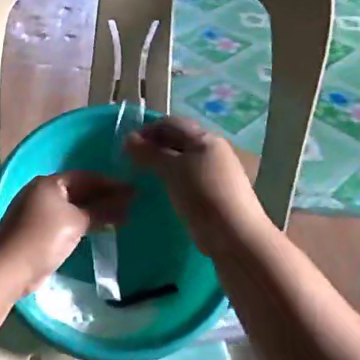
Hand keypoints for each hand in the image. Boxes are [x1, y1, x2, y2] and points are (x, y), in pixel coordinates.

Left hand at [0, 171, 132, 295]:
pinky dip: (82, 223)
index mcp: (48, 183)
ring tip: (120, 219)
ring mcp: (37, 212)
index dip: (110, 183)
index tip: (134, 192)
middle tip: (130, 206)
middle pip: (79, 190)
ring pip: (72, 207)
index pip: (86, 176)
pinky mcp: (36, 231)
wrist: (8, 269)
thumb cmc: (42, 238)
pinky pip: (65, 221)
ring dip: (95, 212)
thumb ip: (102, 210)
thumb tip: (127, 201)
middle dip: (104, 198)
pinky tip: (97, 230)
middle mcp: (41, 193)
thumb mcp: (76, 222)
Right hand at [124, 117, 267, 254]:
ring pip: (182, 161)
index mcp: (205, 138)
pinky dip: (171, 180)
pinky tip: (160, 192)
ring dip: (161, 165)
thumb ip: (150, 153)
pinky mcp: (214, 194)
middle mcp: (213, 151)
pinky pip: (187, 179)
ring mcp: (215, 173)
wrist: (234, 235)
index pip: (171, 123)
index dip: (147, 130)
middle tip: (131, 162)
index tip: (125, 146)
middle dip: (153, 147)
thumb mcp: (172, 169)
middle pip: (178, 140)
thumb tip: (128, 138)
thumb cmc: (201, 195)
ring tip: (141, 177)